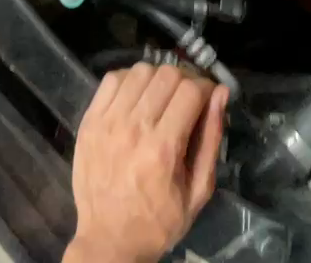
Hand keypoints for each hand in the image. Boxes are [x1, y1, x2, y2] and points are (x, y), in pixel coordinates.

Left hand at [66, 64, 228, 262]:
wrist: (108, 240)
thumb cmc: (159, 221)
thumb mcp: (197, 191)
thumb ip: (211, 139)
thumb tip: (221, 95)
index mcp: (162, 148)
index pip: (190, 90)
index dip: (206, 86)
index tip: (209, 96)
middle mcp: (133, 127)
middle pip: (166, 74)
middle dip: (185, 79)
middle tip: (189, 96)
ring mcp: (107, 120)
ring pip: (140, 70)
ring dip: (158, 77)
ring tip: (163, 95)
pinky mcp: (89, 119)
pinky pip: (112, 79)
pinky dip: (130, 79)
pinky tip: (138, 95)